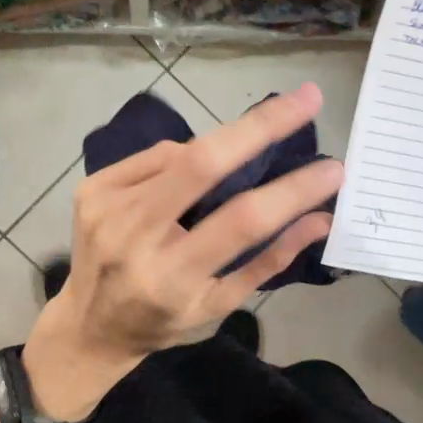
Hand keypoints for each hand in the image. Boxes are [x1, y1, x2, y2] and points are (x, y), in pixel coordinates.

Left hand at [21, 84, 341, 419]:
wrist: (88, 324)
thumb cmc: (163, 320)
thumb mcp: (219, 303)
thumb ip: (269, 260)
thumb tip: (320, 218)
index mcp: (171, 277)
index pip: (242, 221)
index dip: (292, 191)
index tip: (334, 168)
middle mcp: (134, 238)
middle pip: (203, 163)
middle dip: (260, 126)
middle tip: (306, 98)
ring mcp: (107, 207)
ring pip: (182, 153)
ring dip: (223, 149)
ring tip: (239, 164)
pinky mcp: (93, 188)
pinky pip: (156, 156)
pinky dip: (185, 158)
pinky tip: (189, 179)